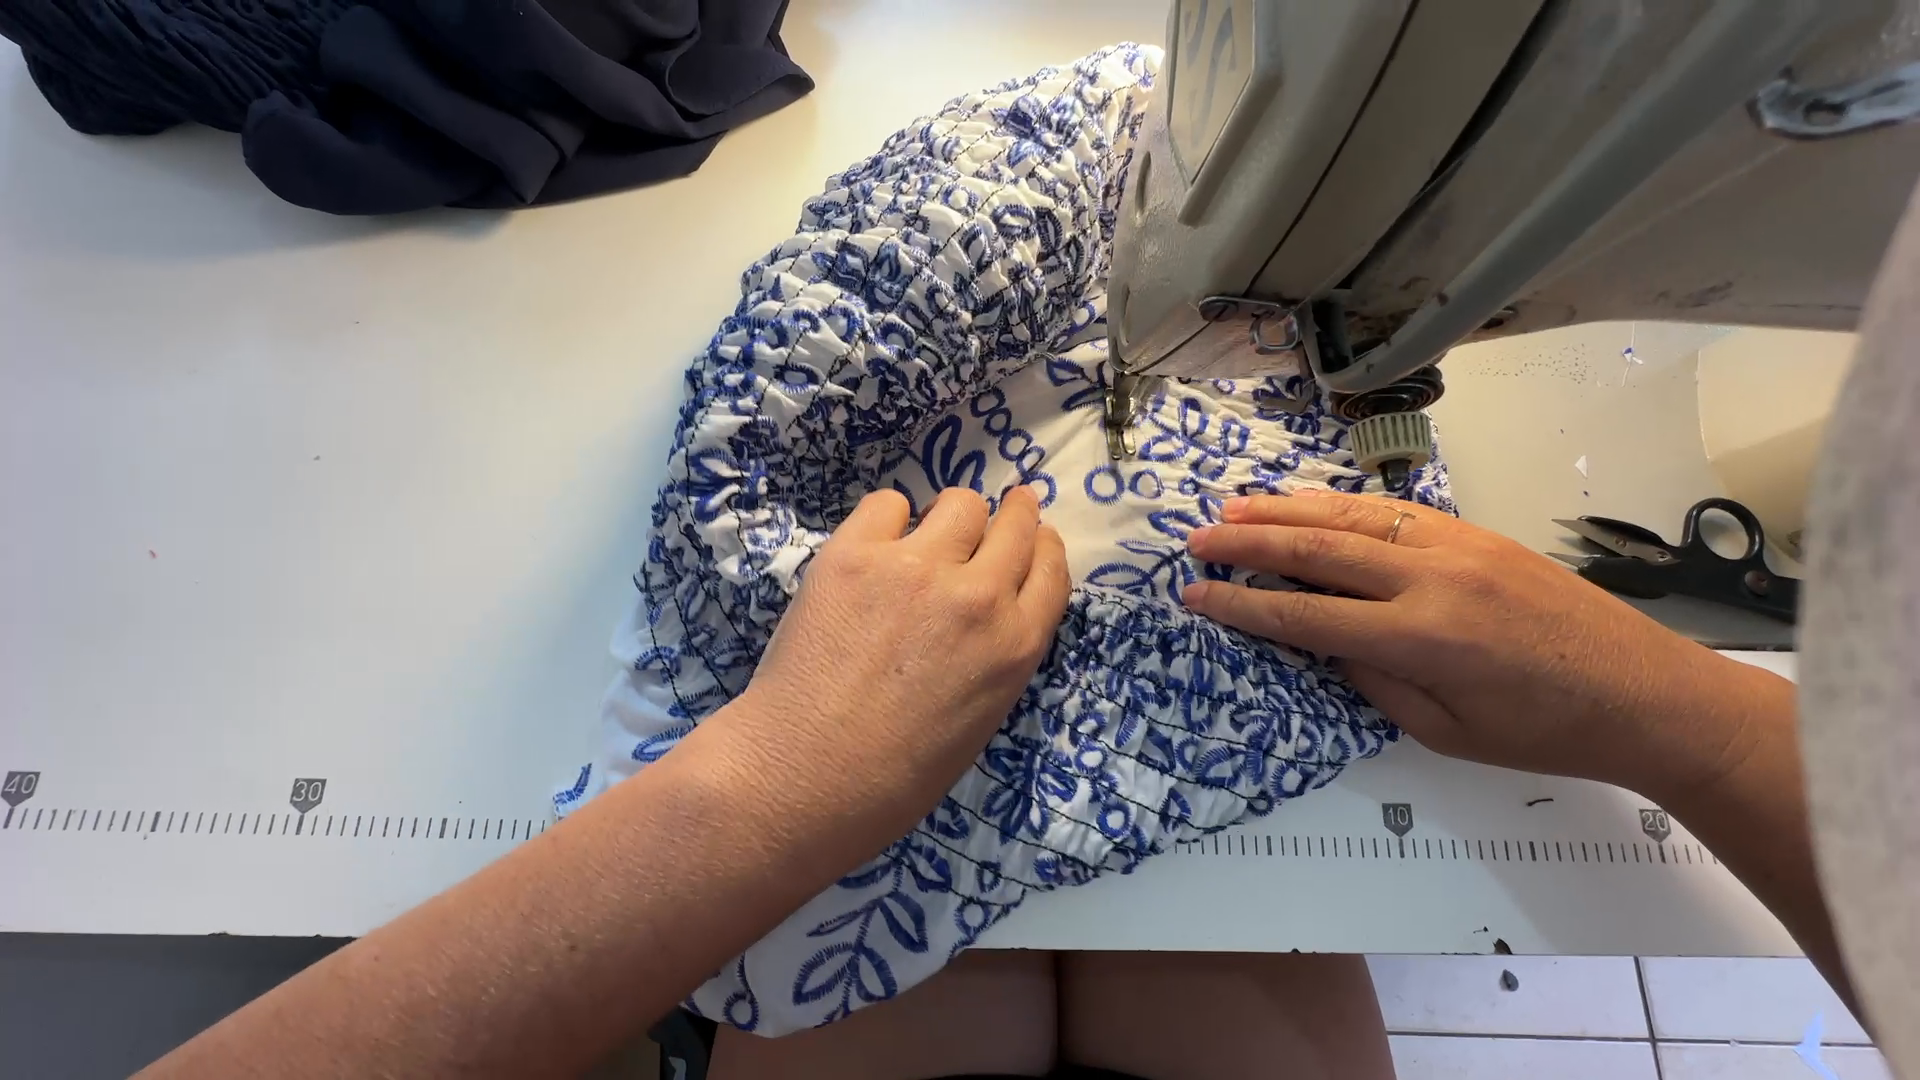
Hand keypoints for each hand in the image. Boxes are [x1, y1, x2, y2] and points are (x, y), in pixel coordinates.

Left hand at [720, 485, 1071, 844]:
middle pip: (1014, 522)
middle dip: (1013, 511)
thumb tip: (985, 604)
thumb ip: (995, 650)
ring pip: (960, 502)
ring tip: (930, 533)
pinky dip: (887, 521)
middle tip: (1002, 506)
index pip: (1051, 568)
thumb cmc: (898, 772)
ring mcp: (916, 568)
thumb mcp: (981, 715)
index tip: (1034, 533)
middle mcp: (978, 595)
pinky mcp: (856, 553)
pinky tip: (874, 547)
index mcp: (1015, 644)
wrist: (807, 775)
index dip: (1043, 544)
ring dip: (952, 515)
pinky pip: (888, 504)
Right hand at [1182, 493, 1781, 798]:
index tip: (1195, 595)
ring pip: (1348, 516)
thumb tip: (1322, 638)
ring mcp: (1455, 545)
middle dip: (1247, 543)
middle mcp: (1431, 579)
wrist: (1650, 695)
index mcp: (1421, 639)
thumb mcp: (1441, 728)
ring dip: (1282, 510)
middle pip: (1315, 550)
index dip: (1241, 605)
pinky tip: (1303, 501)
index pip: (1305, 616)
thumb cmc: (1541, 731)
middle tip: (1196, 539)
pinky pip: (1389, 509)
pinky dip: (1335, 503)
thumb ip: (1370, 678)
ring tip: (1232, 506)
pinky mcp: (1473, 532)